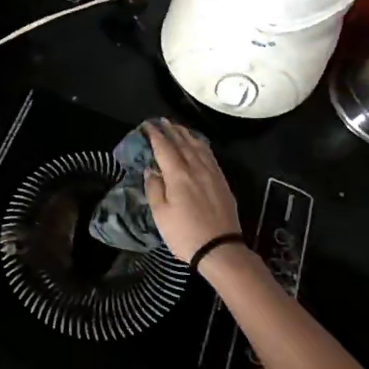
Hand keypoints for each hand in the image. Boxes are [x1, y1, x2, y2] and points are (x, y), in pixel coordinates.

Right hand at [144, 120, 240, 263]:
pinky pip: (210, 155)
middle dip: (170, 130)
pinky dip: (201, 145)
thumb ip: (154, 188)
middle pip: (182, 143)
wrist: (220, 248)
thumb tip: (151, 170)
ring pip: (198, 146)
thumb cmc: (184, 234)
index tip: (147, 126)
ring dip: (186, 134)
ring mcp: (212, 173)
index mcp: (178, 175)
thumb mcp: (161, 215)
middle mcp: (196, 168)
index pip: (164, 148)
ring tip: (178, 127)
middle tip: (161, 121)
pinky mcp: (222, 181)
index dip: (155, 135)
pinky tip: (198, 143)